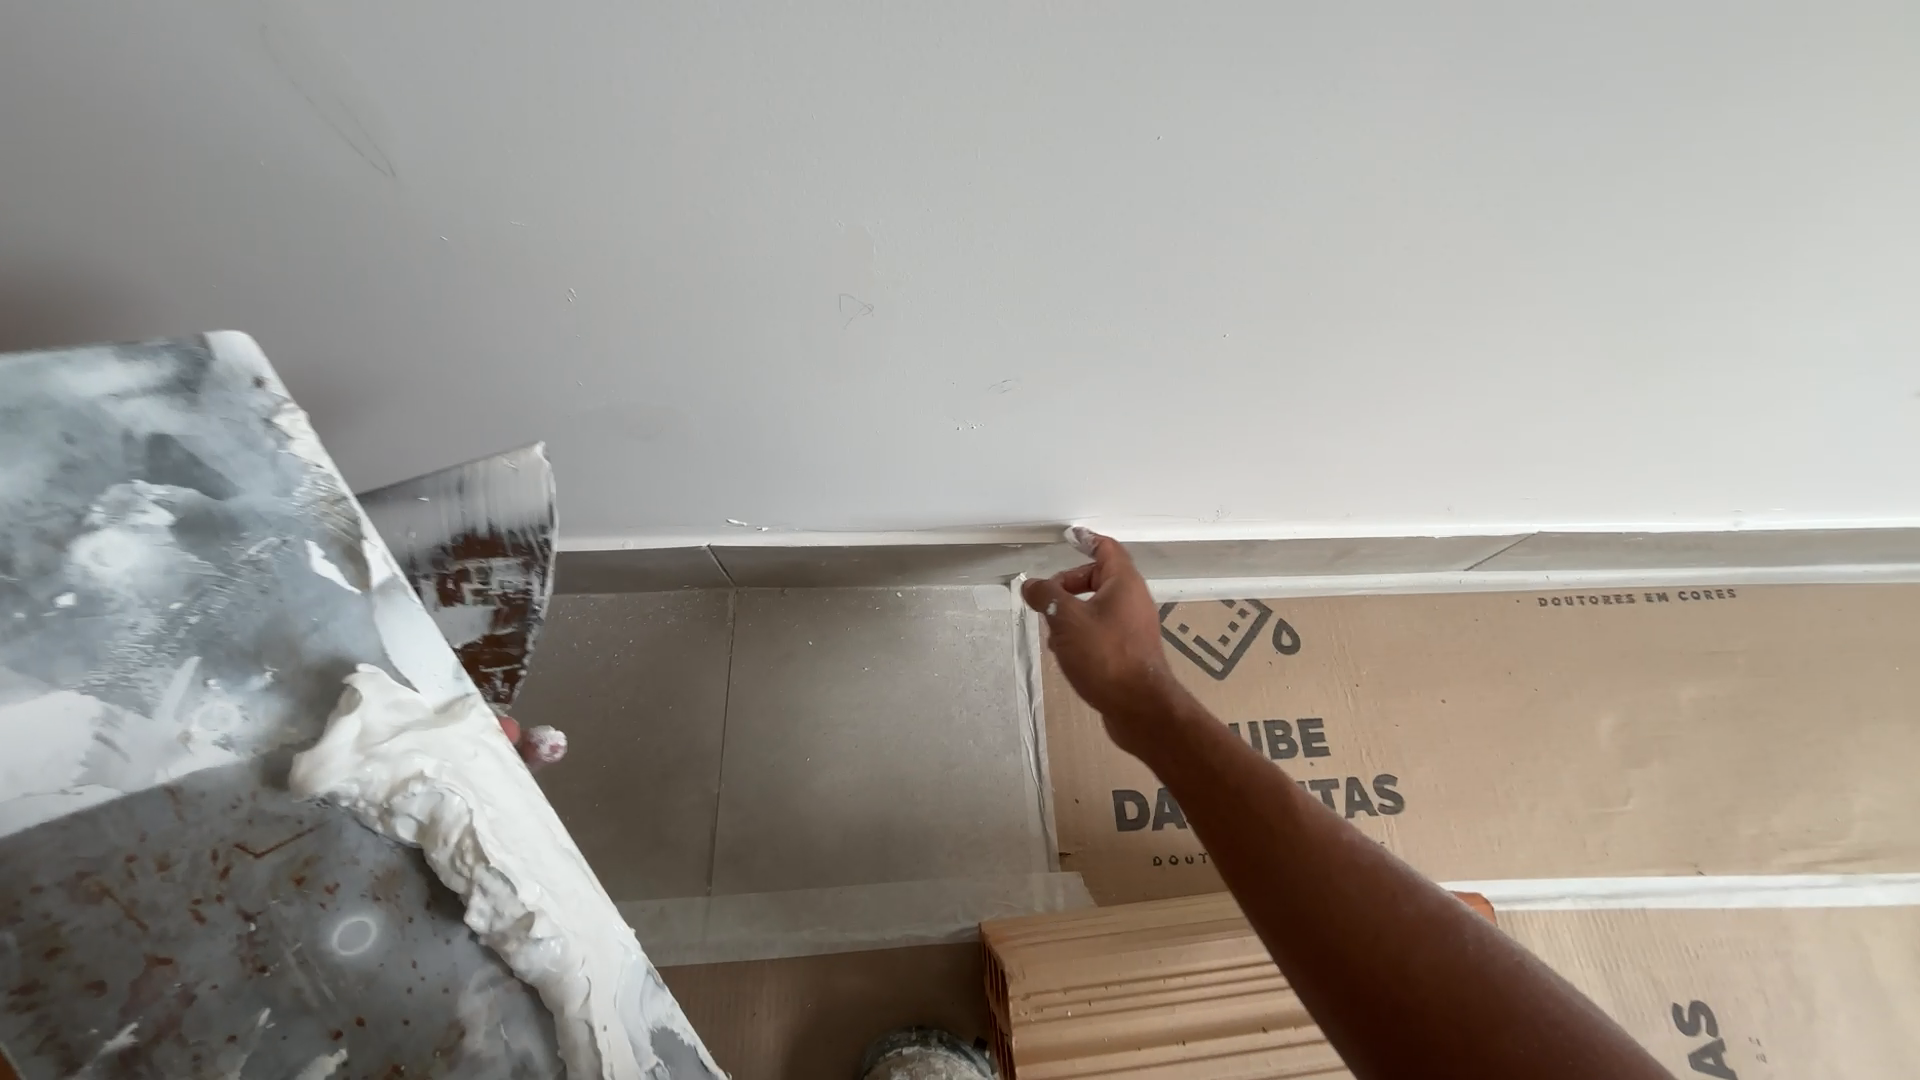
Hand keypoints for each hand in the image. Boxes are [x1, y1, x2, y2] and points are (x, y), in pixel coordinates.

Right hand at [1022, 532, 1183, 753]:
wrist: (1139, 708)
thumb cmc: (1105, 656)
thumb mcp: (1066, 620)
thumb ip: (1047, 597)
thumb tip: (1032, 585)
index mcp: (1124, 583)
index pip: (1106, 548)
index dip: (1087, 539)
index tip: (1070, 536)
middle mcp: (1133, 600)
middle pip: (1099, 577)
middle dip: (1069, 584)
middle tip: (1047, 597)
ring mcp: (1133, 627)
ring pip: (1097, 606)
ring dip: (1072, 611)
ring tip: (1052, 629)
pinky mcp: (1129, 650)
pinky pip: (1102, 629)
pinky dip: (1082, 631)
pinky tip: (1066, 652)